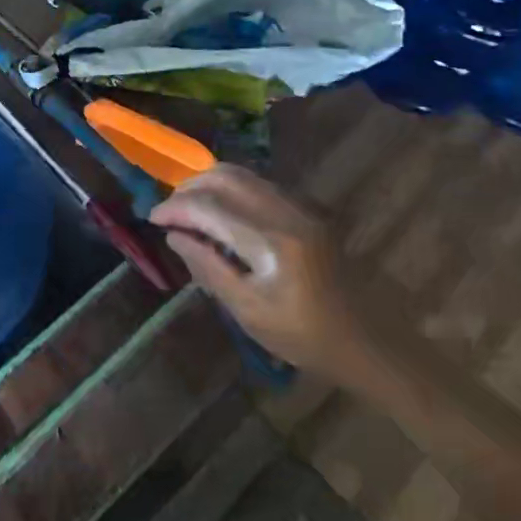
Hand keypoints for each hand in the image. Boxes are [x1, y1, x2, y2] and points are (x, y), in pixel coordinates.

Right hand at [148, 164, 366, 376]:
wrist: (368, 344)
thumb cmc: (304, 337)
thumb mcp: (247, 310)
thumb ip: (207, 267)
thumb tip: (174, 236)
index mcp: (271, 243)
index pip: (208, 207)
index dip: (174, 208)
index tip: (152, 219)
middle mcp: (287, 214)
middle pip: (225, 177)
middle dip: (189, 188)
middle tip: (170, 211)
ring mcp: (302, 209)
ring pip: (243, 176)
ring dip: (209, 185)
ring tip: (190, 210)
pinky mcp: (309, 212)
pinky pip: (259, 186)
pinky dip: (231, 191)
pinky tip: (221, 215)